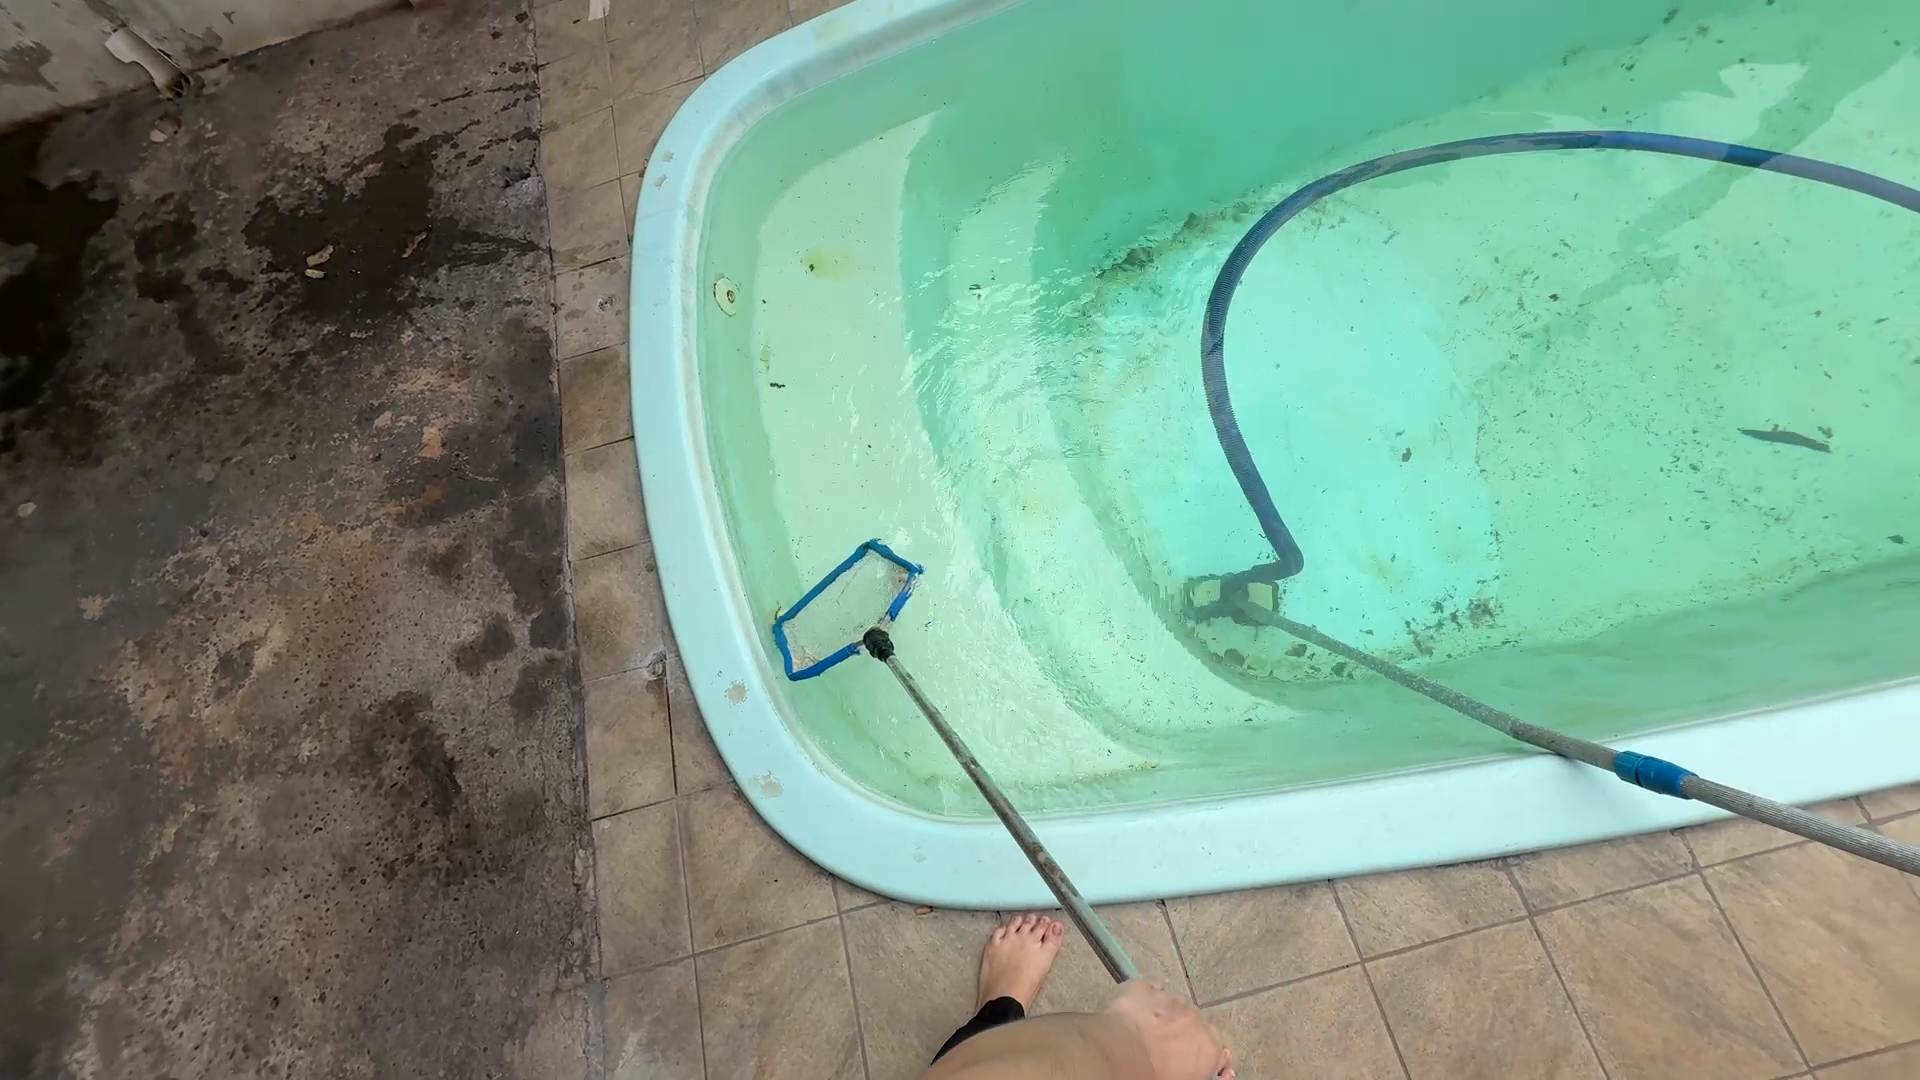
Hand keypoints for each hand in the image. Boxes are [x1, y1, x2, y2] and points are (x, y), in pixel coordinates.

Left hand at [1102, 980, 1234, 1079]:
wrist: (1121, 1054)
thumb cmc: (1155, 1076)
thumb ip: (1201, 1073)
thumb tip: (1212, 1071)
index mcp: (1210, 1047)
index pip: (1220, 1050)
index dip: (1209, 1056)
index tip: (1199, 1063)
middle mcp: (1194, 1018)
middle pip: (1197, 1022)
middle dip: (1187, 1032)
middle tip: (1171, 1045)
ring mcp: (1168, 997)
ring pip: (1175, 1002)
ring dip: (1168, 1013)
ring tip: (1152, 1026)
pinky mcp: (1142, 986)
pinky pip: (1151, 986)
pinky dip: (1150, 994)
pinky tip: (1142, 1002)